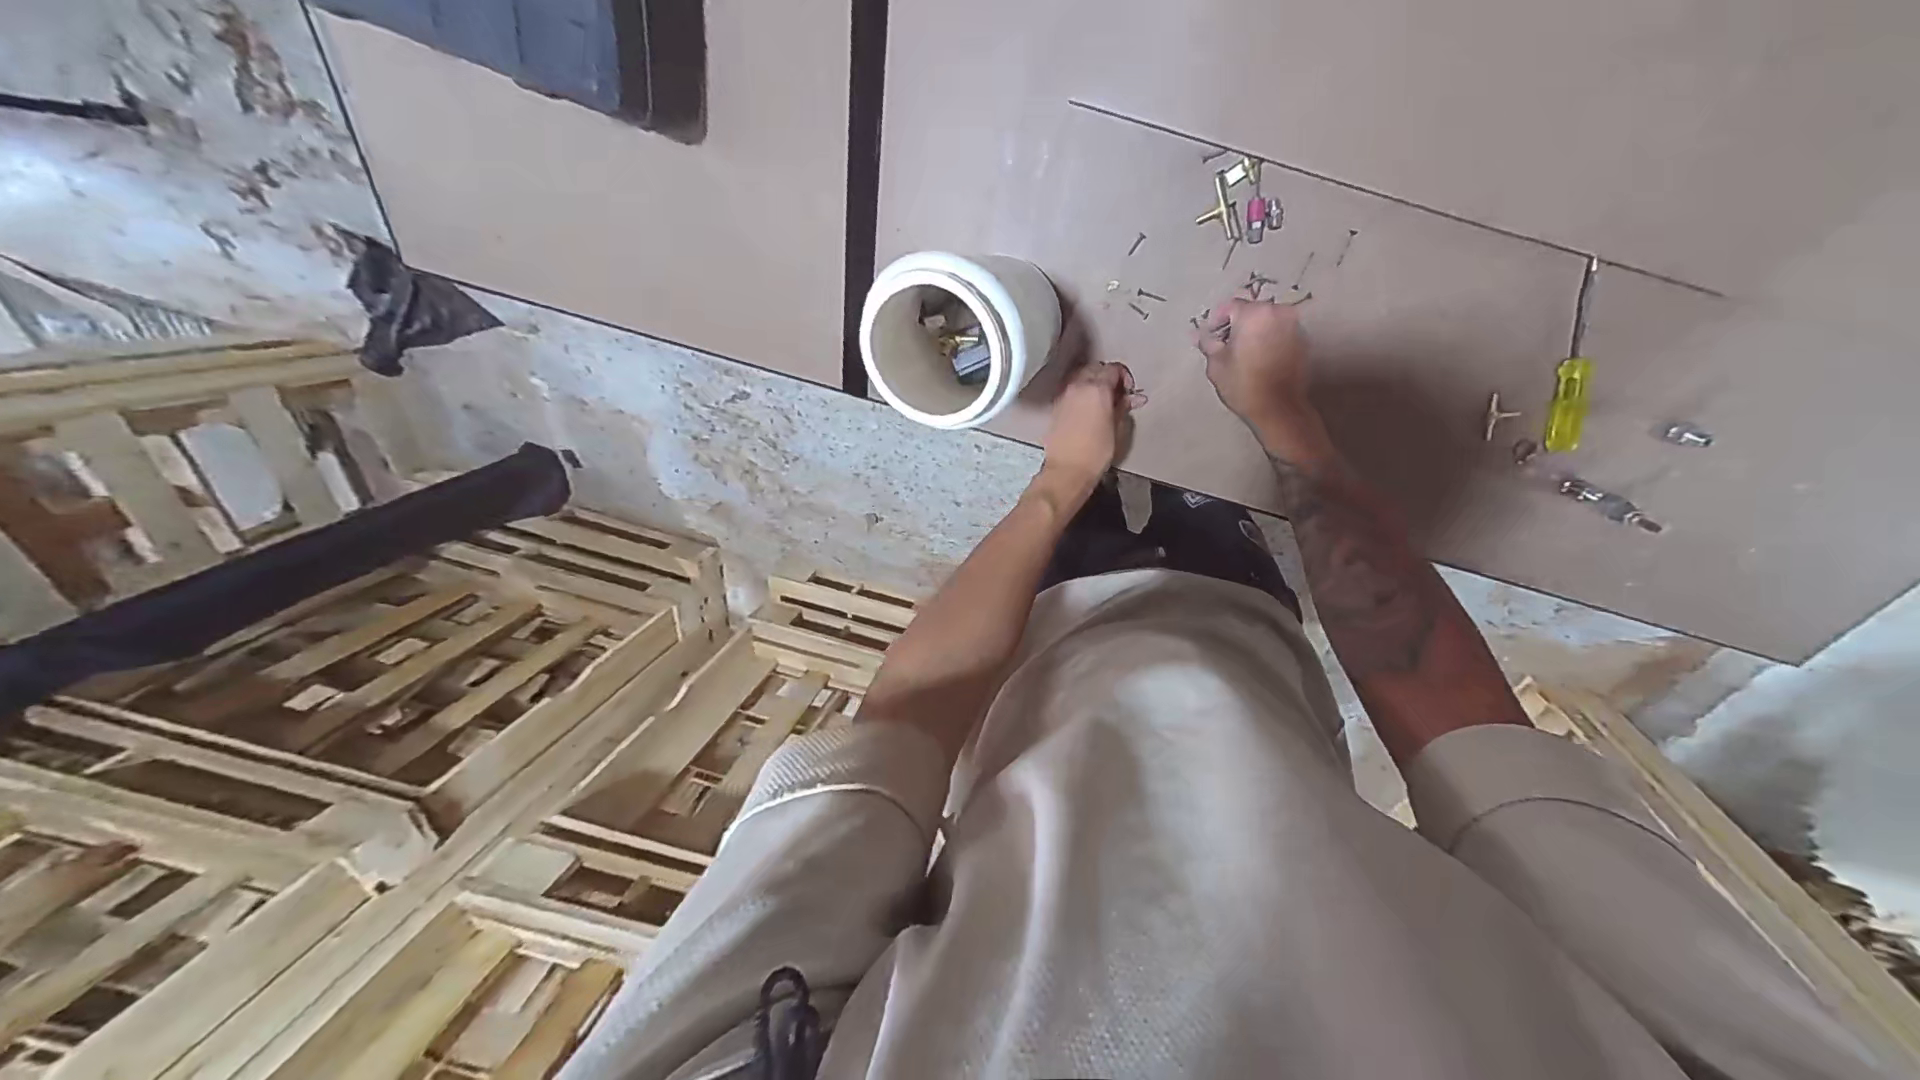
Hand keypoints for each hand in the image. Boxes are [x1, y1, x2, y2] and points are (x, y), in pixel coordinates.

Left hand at [1041, 360, 1136, 489]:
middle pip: (1095, 368)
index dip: (1124, 377)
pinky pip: (1071, 390)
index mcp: (1096, 388)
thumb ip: (1123, 407)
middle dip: (1108, 376)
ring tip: (1103, 401)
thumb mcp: (1117, 429)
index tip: (1129, 391)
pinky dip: (1081, 393)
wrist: (1067, 470)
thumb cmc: (1095, 453)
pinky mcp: (1056, 407)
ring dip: (1093, 383)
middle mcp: (1078, 387)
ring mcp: (1064, 396)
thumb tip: (1132, 398)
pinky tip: (1088, 409)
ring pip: (1081, 377)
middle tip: (1118, 394)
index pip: (1113, 368)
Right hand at [1195, 297, 1329, 460]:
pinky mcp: (1303, 340)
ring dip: (1253, 331)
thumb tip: (1199, 334)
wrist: (1278, 407)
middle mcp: (1278, 313)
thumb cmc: (1244, 385)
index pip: (1230, 306)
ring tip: (1242, 353)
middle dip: (1236, 324)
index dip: (1216, 320)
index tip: (1210, 335)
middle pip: (1251, 311)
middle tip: (1224, 345)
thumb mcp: (1216, 364)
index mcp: (1254, 314)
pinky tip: (1259, 358)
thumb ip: (1207, 343)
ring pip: (1267, 321)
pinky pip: (1280, 332)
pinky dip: (1268, 339)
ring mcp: (1294, 325)